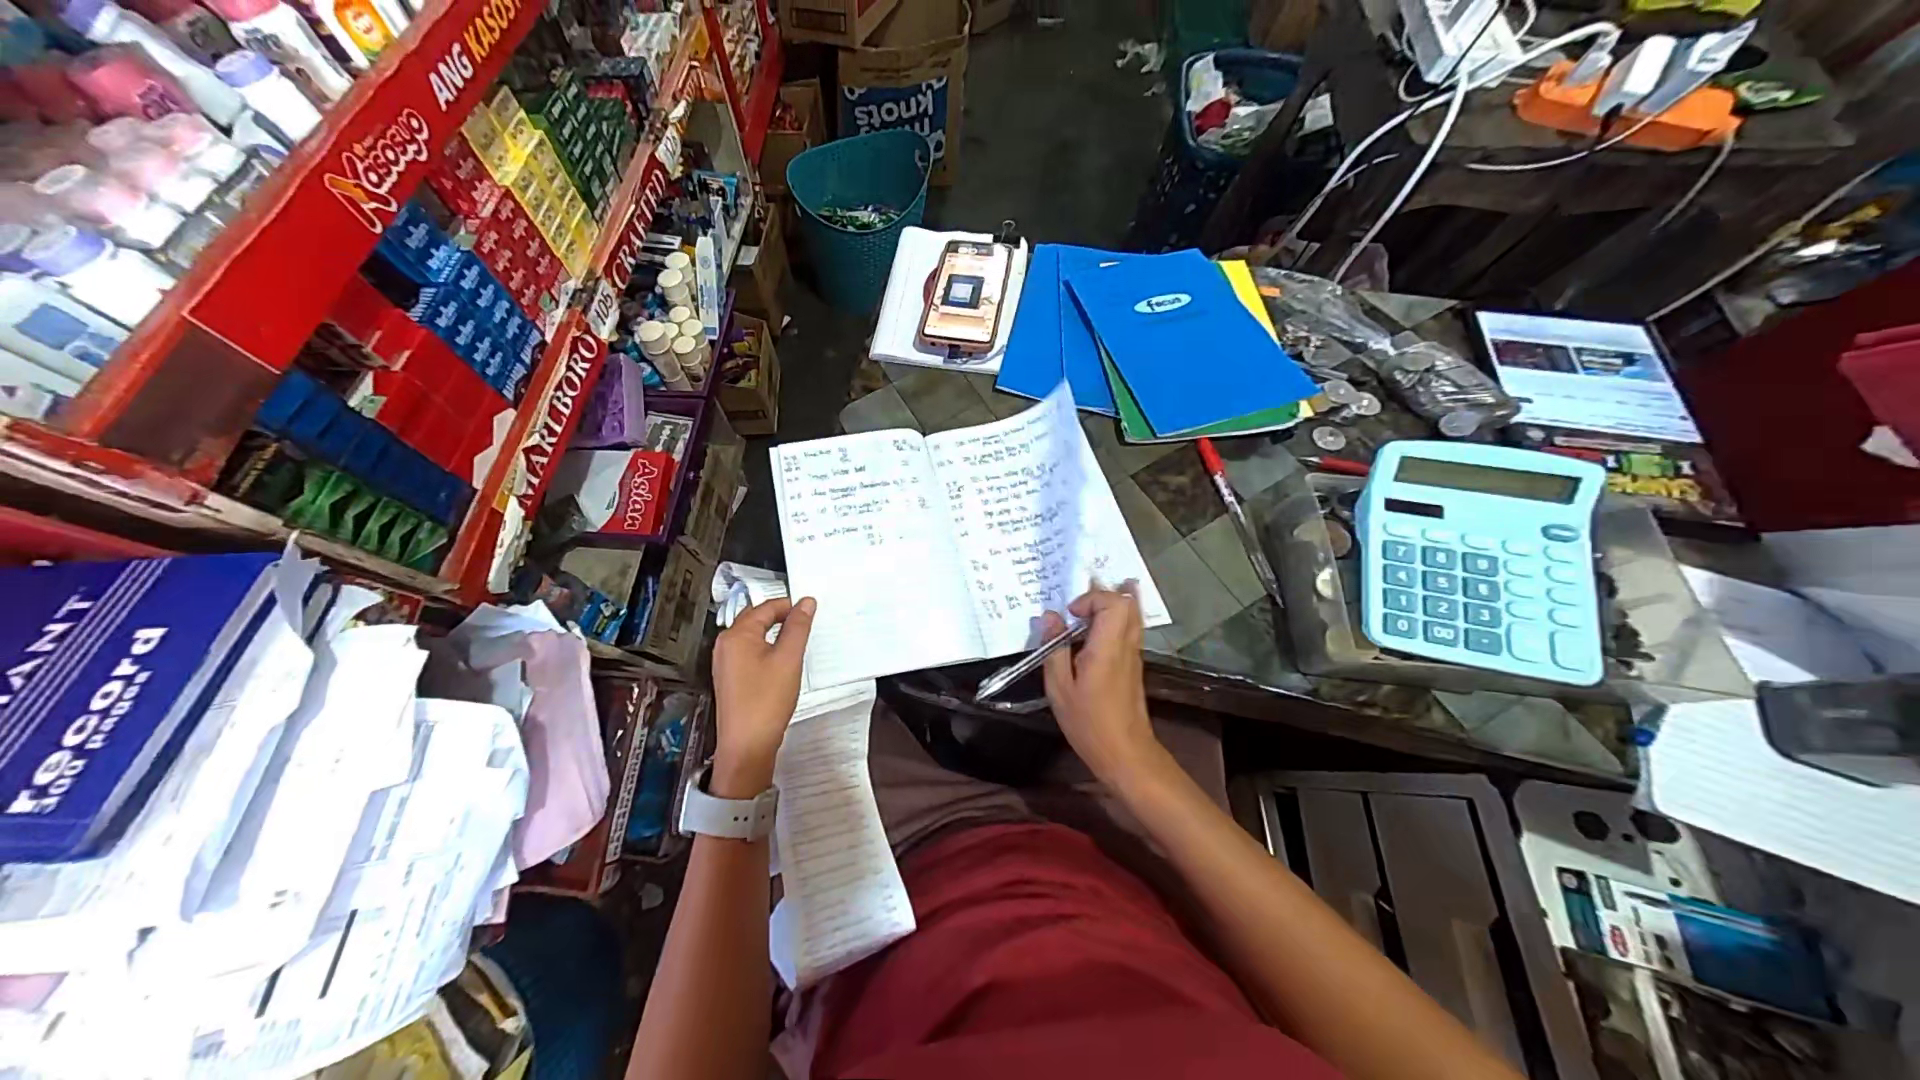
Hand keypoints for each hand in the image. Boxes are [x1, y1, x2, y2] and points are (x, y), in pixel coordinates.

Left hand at [710, 597, 814, 796]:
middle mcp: (725, 645)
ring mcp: (724, 663)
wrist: (747, 744)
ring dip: (773, 632)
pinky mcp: (729, 678)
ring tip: (795, 638)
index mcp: (736, 635)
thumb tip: (805, 603)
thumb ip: (798, 627)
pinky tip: (780, 660)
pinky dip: (765, 648)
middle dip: (779, 616)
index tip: (808, 608)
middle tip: (804, 620)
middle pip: (754, 618)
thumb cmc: (765, 702)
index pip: (765, 607)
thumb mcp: (789, 658)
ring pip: (751, 636)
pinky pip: (748, 652)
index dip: (788, 605)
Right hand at [1041, 585, 1162, 781]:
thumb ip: (1054, 649)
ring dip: (1108, 609)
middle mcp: (1126, 646)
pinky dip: (1113, 622)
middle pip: (1128, 603)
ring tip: (1084, 615)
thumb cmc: (1088, 724)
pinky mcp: (1134, 665)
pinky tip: (1093, 634)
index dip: (1091, 599)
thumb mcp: (1059, 689)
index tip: (1070, 616)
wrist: (1125, 753)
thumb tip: (1050, 617)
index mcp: (1108, 649)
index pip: (1114, 603)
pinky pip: (1129, 630)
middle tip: (1076, 611)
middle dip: (1100, 597)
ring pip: (1132, 615)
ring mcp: (1134, 655)